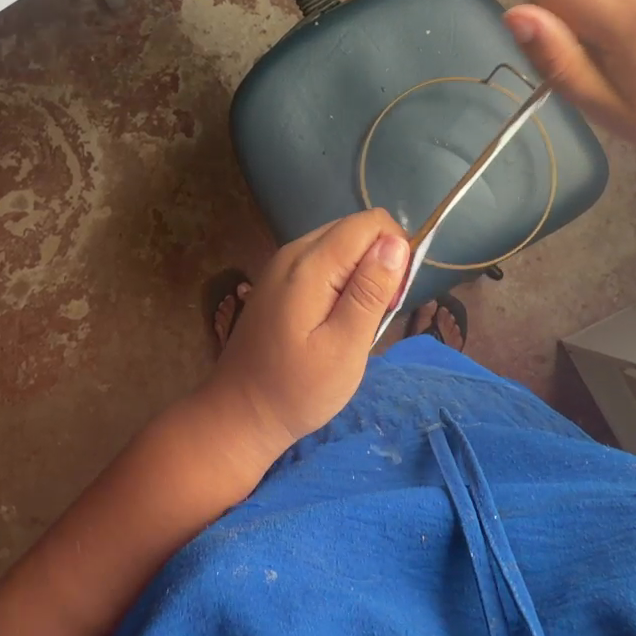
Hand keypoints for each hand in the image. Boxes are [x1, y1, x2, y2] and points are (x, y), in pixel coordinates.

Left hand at [199, 210, 408, 462]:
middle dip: (380, 262)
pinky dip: (341, 282)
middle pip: (355, 229)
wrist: (240, 412)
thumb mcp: (345, 348)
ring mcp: (282, 264)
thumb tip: (395, 242)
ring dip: (362, 274)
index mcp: (309, 264)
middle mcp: (293, 252)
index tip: (392, 299)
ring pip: (341, 244)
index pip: (370, 223)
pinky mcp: (279, 279)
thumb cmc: (297, 389)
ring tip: (356, 324)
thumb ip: (370, 292)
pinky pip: (324, 261)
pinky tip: (335, 321)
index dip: (395, 251)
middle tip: (376, 316)